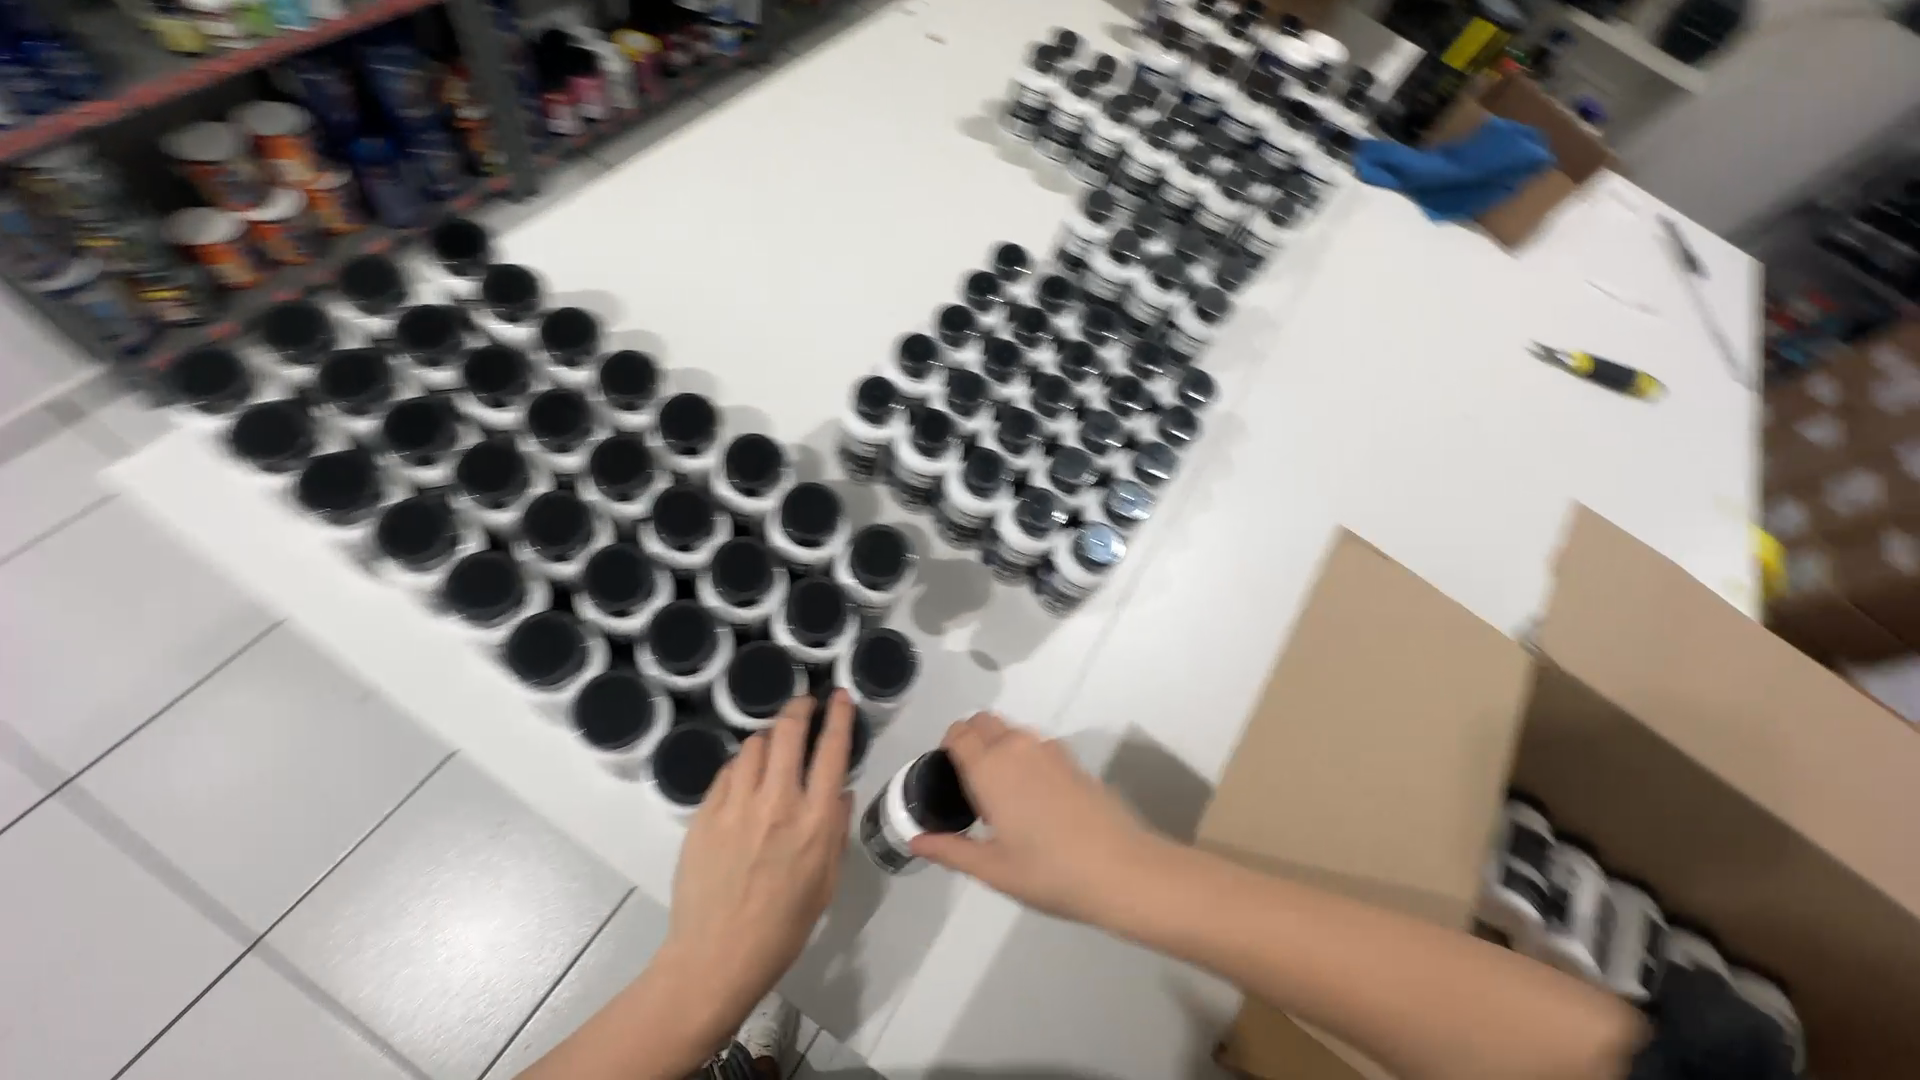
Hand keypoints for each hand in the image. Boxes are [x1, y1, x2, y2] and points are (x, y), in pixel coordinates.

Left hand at [659, 692, 854, 1045]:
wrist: (717, 955)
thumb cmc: (783, 926)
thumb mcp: (826, 882)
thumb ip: (835, 829)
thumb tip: (839, 791)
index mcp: (814, 822)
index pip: (832, 751)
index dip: (839, 717)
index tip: (839, 696)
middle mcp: (777, 803)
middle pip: (788, 732)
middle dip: (799, 708)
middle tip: (804, 704)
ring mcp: (737, 806)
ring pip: (754, 746)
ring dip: (769, 738)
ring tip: (774, 745)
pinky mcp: (705, 814)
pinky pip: (727, 772)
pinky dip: (741, 766)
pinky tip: (745, 778)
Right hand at [910, 712, 1158, 924]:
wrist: (1122, 869)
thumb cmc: (1049, 872)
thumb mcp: (993, 869)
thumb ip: (950, 849)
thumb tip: (915, 839)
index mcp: (990, 768)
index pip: (958, 733)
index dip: (948, 748)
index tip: (949, 779)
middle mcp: (1017, 747)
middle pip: (983, 722)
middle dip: (971, 741)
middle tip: (973, 786)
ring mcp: (1049, 750)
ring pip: (1011, 730)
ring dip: (999, 747)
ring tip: (1005, 795)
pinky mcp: (1073, 760)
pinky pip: (1036, 743)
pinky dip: (1025, 755)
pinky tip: (1036, 798)